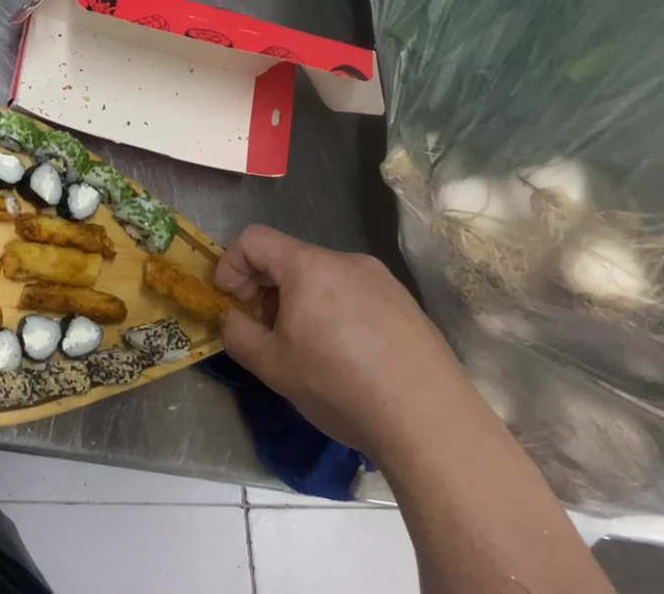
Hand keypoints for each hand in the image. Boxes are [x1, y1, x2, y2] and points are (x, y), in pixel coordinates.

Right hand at [213, 224, 480, 459]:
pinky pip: (355, 296)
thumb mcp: (270, 365)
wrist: (432, 425)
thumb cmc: (340, 386)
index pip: (254, 239)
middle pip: (289, 258)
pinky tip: (347, 358)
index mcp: (309, 267)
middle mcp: (348, 262)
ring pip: (323, 278)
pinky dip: (336, 314)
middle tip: (265, 330)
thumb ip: (237, 333)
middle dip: (265, 288)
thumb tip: (234, 319)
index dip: (231, 265)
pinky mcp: (408, 307)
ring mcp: (384, 283)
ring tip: (308, 349)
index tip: (232, 302)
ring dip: (301, 302)